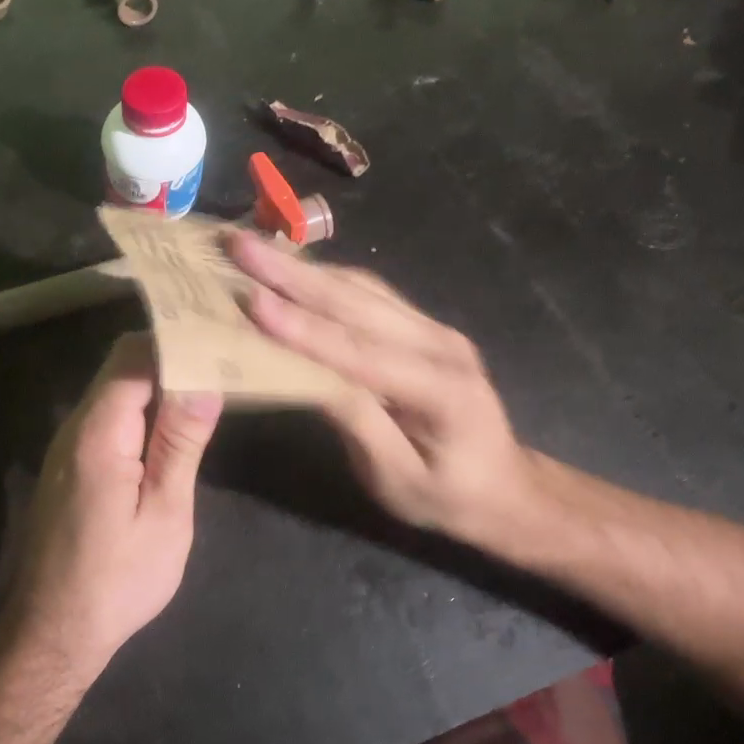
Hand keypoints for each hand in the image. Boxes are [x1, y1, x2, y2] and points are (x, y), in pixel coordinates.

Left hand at [0, 333, 222, 679]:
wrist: (51, 632)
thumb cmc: (115, 581)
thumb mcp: (164, 516)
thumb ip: (180, 445)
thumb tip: (205, 382)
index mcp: (98, 433)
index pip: (133, 358)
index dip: (175, 341)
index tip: (219, 336)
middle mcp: (75, 426)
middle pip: (121, 366)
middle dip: (170, 355)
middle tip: (222, 356)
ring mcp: (69, 444)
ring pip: (114, 388)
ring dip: (157, 382)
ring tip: (210, 382)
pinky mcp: (71, 463)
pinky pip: (108, 415)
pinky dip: (142, 407)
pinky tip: (175, 422)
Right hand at [230, 231, 533, 538]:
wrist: (505, 487)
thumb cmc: (448, 497)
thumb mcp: (397, 479)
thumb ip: (356, 424)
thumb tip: (303, 377)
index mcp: (440, 388)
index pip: (359, 353)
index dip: (302, 327)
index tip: (253, 300)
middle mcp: (440, 344)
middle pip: (356, 303)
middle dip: (291, 273)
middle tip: (239, 246)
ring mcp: (433, 328)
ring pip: (360, 289)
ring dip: (303, 268)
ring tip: (252, 248)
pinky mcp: (421, 325)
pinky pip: (368, 294)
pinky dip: (324, 279)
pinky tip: (290, 267)